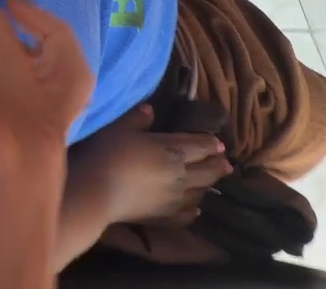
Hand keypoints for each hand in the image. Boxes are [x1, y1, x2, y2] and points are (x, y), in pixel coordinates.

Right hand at [67, 105, 229, 226]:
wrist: (98, 190)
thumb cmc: (106, 153)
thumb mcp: (118, 128)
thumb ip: (137, 118)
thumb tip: (151, 109)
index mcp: (171, 151)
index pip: (199, 146)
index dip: (210, 143)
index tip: (219, 143)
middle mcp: (181, 176)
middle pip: (208, 171)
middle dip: (218, 165)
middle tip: (226, 162)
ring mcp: (177, 199)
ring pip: (201, 192)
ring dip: (208, 185)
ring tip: (211, 181)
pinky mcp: (168, 217)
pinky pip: (189, 213)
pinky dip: (195, 208)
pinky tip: (195, 207)